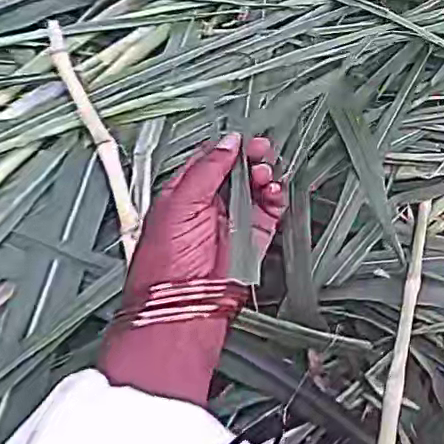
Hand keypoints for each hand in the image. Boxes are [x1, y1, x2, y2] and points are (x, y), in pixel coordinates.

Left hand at [129, 132, 286, 286]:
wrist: (183, 305)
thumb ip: (206, 169)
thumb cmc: (166, 262)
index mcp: (186, 191)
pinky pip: (273, 207)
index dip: (229, 145)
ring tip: (263, 174)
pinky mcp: (255, 233)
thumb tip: (230, 142)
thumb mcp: (179, 204)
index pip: (212, 158)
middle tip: (260, 149)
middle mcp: (212, 201)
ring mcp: (235, 216)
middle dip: (252, 155)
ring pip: (258, 183)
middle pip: (239, 168)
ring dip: (265, 173)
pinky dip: (277, 195)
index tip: (243, 137)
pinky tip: (273, 191)